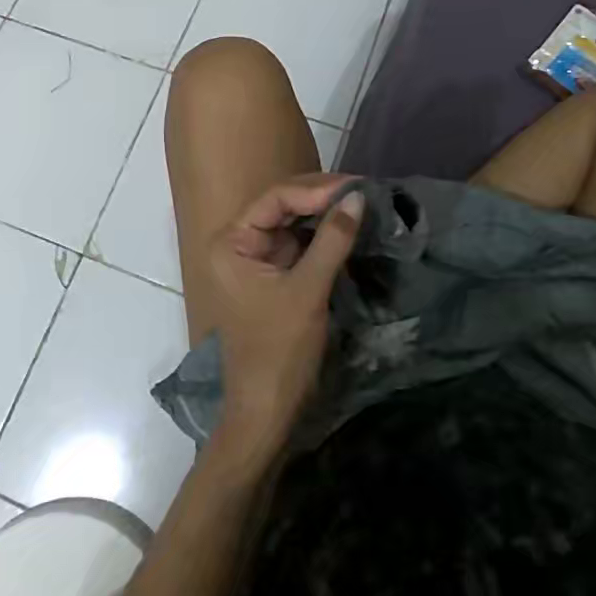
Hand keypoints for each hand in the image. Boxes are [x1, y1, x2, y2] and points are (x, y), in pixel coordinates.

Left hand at [200, 173, 364, 458]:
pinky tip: (349, 225)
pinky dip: (324, 234)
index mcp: (231, 243)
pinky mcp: (276, 275)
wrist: (268, 407)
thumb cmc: (280, 349)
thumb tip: (358, 197)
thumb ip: (333, 239)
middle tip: (364, 191)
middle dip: (322, 196)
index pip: (275, 198)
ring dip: (326, 212)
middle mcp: (239, 244)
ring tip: (362, 202)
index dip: (316, 189)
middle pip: (282, 205)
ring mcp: (258, 259)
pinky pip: (301, 242)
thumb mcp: (308, 290)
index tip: (357, 187)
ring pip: (294, 222)